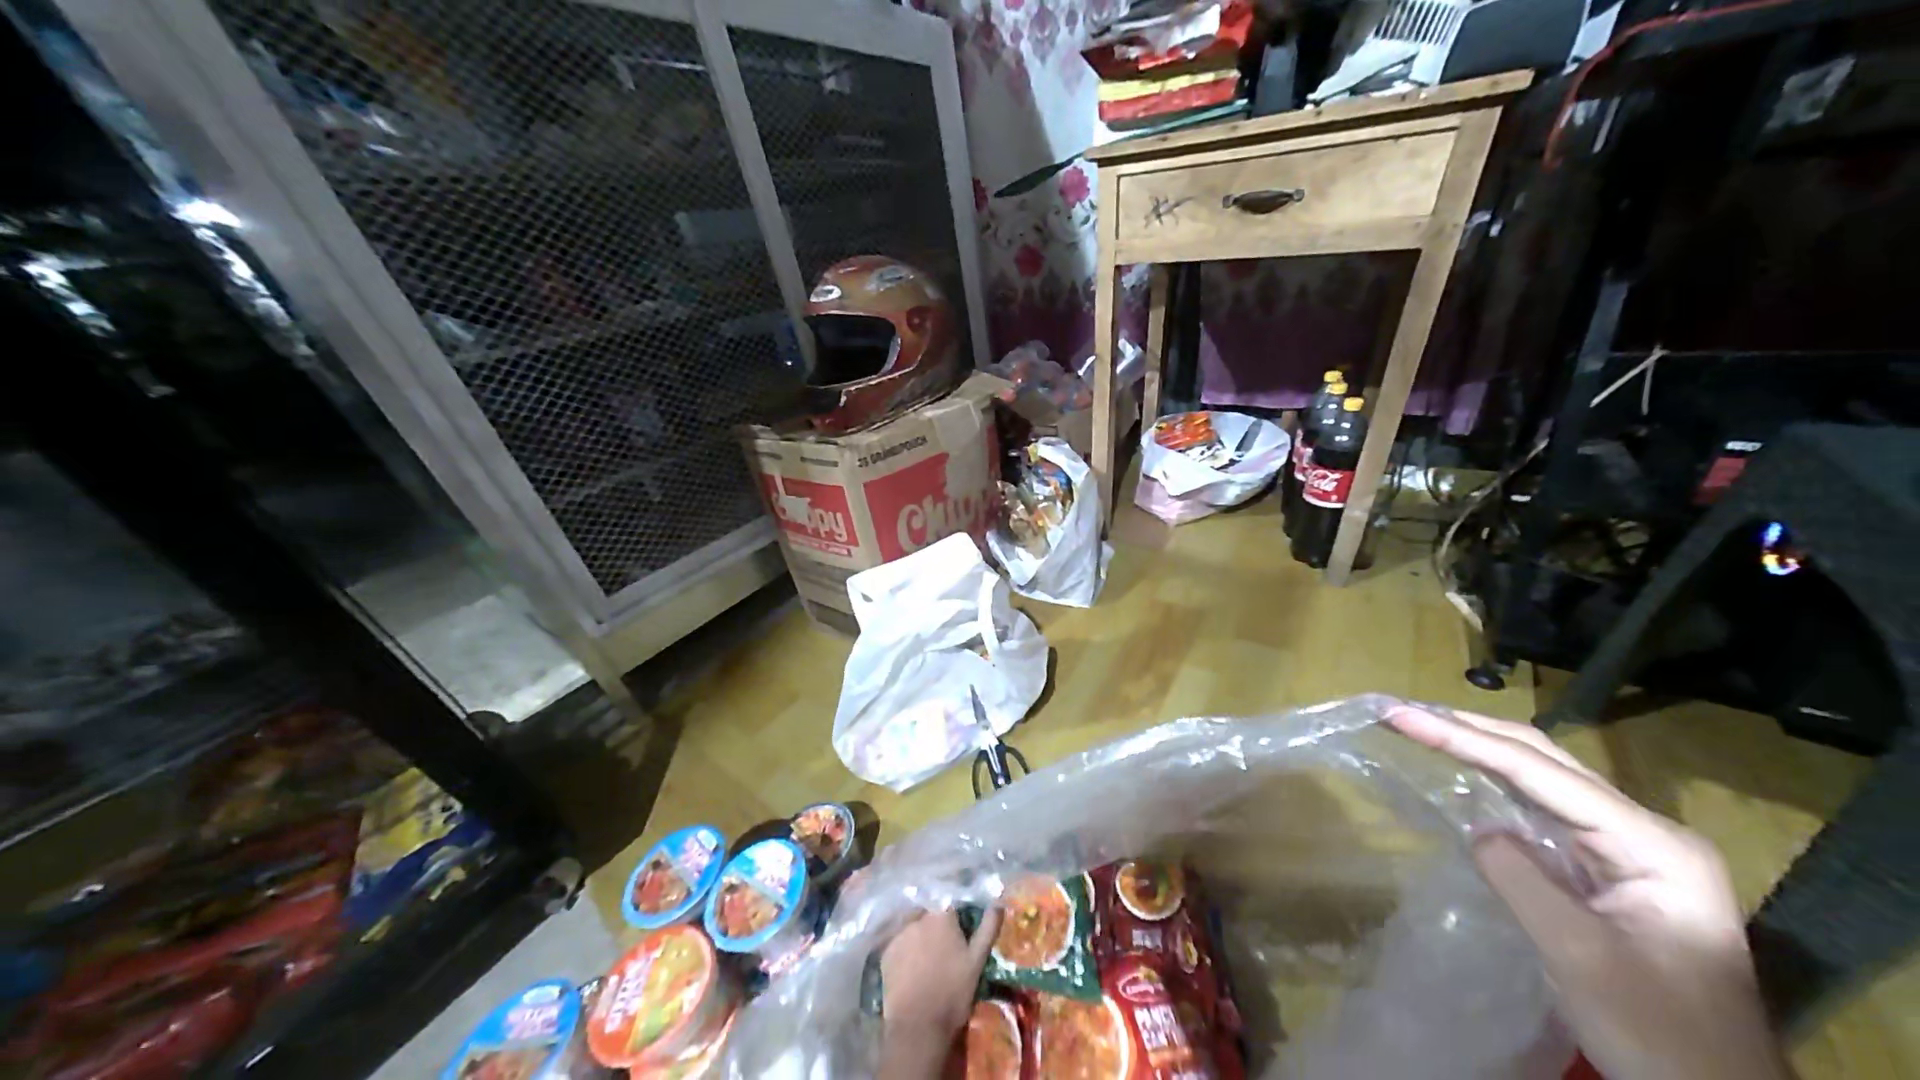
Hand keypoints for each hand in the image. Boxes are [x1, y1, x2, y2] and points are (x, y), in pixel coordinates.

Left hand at [877, 906, 1002, 1079]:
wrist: (918, 1025)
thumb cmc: (953, 991)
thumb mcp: (977, 960)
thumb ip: (988, 928)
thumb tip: (998, 903)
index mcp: (942, 916)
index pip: (952, 907)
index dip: (958, 921)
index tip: (962, 937)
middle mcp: (918, 918)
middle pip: (931, 916)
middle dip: (938, 928)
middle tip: (945, 952)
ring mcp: (898, 934)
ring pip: (913, 928)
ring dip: (921, 937)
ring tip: (927, 962)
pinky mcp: (885, 952)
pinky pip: (899, 944)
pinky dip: (906, 951)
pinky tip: (911, 971)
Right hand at [1385, 705, 1794, 1079]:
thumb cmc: (1657, 1032)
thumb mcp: (1579, 956)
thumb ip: (1520, 877)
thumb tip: (1476, 825)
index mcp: (1651, 845)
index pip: (1540, 773)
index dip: (1464, 739)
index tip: (1399, 715)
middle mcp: (1645, 833)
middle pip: (1545, 761)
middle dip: (1470, 730)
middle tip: (1402, 712)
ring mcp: (1630, 851)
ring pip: (1542, 780)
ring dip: (1480, 750)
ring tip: (1420, 728)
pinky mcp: (1609, 871)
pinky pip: (1542, 812)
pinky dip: (1494, 786)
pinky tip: (1461, 774)